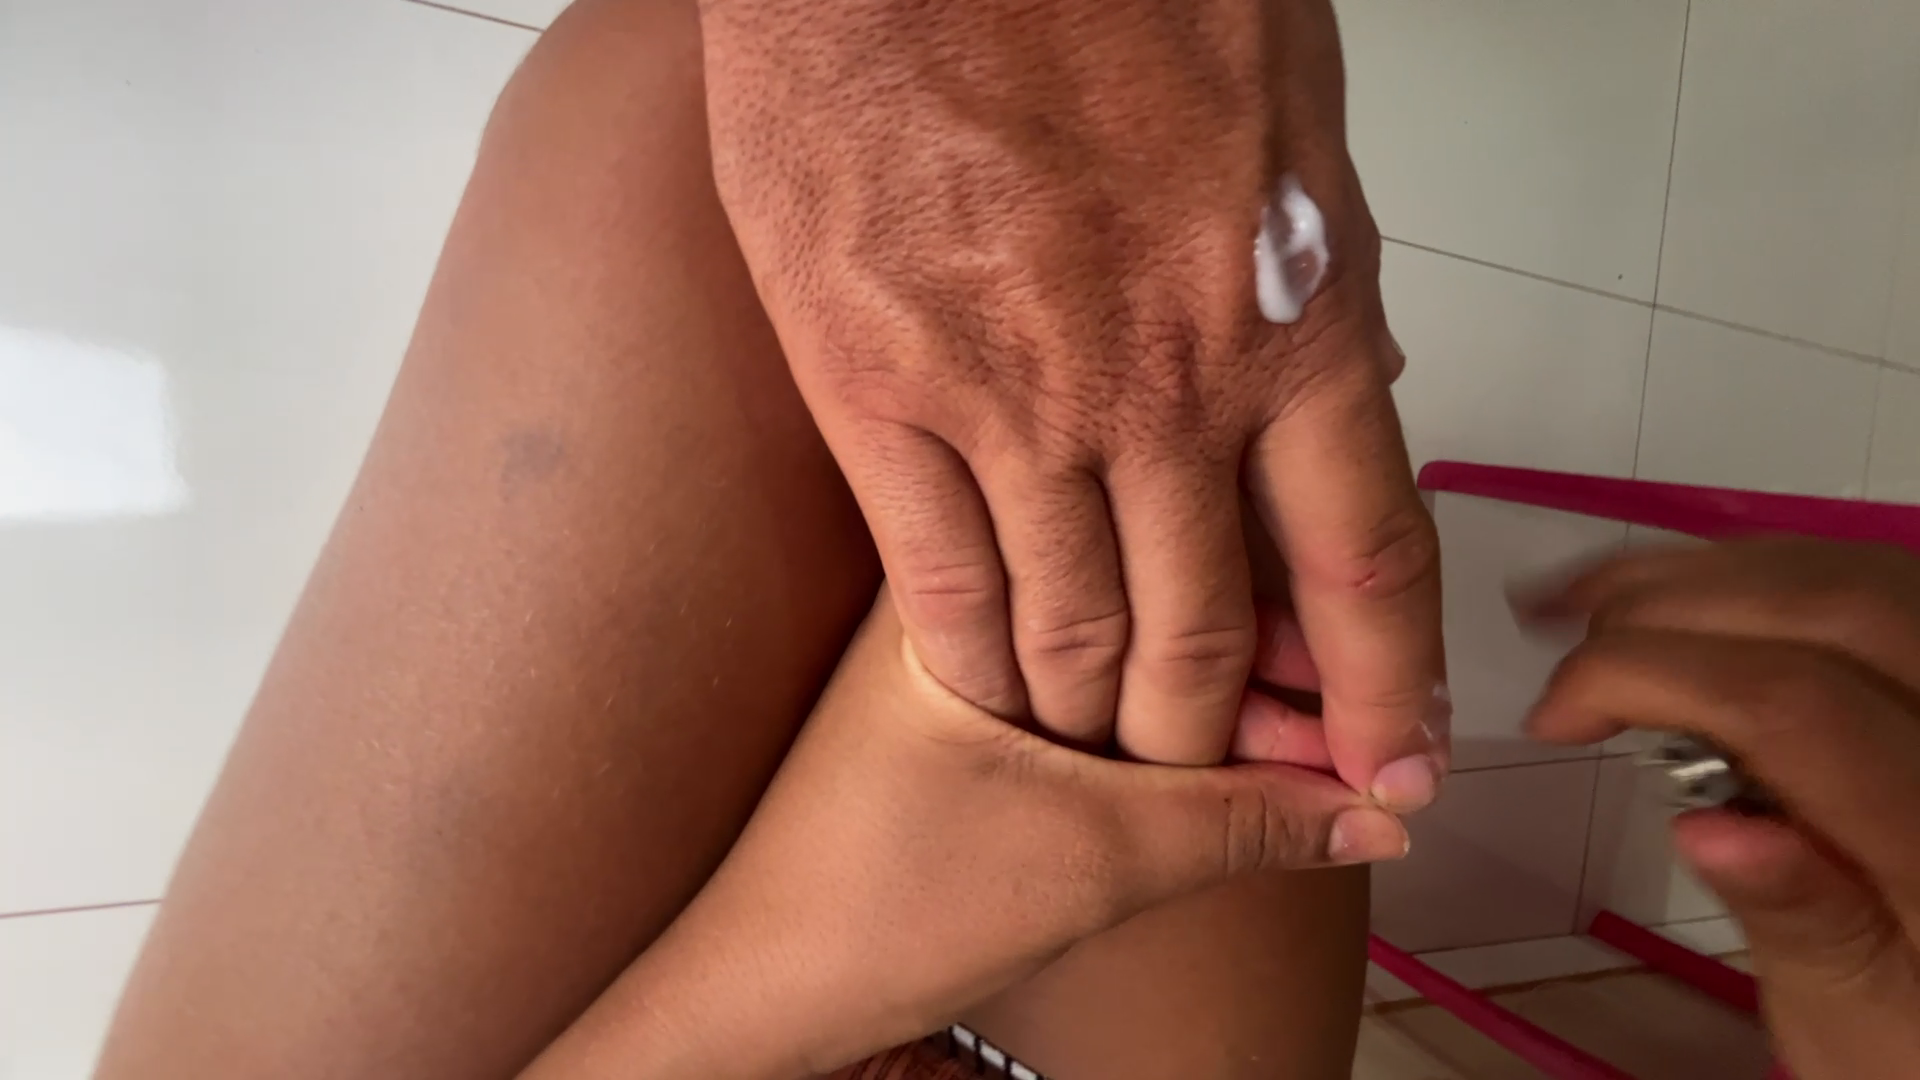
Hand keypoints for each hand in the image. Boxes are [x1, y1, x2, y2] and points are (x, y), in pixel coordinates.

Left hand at [524, 592, 1408, 1079]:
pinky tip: (1223, 758)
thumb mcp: (1086, 857)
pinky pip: (1093, 698)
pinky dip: (1160, 728)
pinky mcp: (976, 708)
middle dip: (1257, 664)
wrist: (773, 977)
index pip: (1145, 559)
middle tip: (1346, 717)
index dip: (1263, 614)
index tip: (1348, 670)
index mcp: (973, 591)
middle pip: (1146, 603)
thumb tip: (1367, 804)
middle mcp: (971, 599)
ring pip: (1127, 655)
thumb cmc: (882, 902)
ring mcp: (974, 652)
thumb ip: (1236, 822)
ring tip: (1304, 746)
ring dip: (1215, 703)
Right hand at [697, 0, 1442, 803]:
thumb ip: (1301, 284)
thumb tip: (1332, 388)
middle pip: (1198, 632)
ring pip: (1067, 631)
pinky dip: (973, 667)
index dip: (1372, 684)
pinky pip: (942, 587)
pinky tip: (983, 698)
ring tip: (1084, 752)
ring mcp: (1012, 403)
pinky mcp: (879, 397)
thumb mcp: (1271, 124)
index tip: (1377, 761)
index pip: (1357, 557)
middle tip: (1191, 771)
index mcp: (1277, 313)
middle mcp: (1155, 387)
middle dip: (1199, 731)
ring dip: (1084, 716)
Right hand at [1523, 539, 1919, 1079]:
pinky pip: (1860, 578)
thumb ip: (1803, 923)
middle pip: (1827, 609)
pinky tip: (1675, 595)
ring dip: (1694, 575)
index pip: (1788, 703)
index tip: (1548, 720)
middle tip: (1561, 651)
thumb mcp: (1863, 1025)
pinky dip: (1747, 572)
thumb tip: (1708, 829)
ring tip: (1587, 604)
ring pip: (1847, 573)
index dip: (1636, 676)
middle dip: (1655, 611)